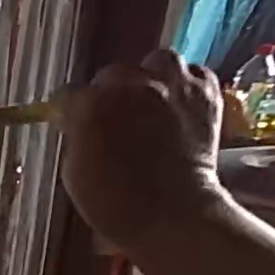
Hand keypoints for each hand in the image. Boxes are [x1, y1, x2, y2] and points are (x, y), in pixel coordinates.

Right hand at [59, 49, 227, 257]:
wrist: (168, 213)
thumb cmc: (110, 199)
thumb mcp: (73, 167)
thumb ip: (75, 134)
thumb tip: (77, 121)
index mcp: (91, 105)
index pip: (69, 96)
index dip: (67, 111)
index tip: (68, 123)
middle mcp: (133, 85)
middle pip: (111, 74)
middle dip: (106, 92)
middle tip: (108, 114)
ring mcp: (174, 86)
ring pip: (156, 60)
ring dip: (147, 76)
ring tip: (145, 97)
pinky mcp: (207, 94)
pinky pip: (193, 72)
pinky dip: (182, 83)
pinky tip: (174, 102)